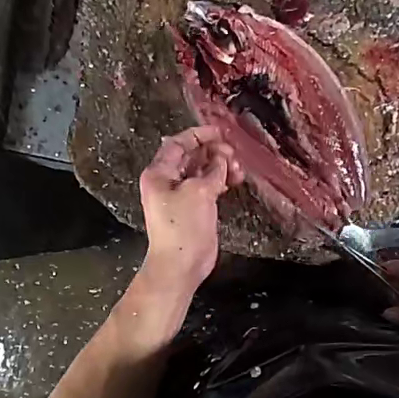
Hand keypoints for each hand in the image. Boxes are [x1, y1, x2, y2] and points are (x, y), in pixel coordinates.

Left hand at [137, 126, 243, 295]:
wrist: (180, 264)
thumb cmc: (182, 227)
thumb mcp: (199, 191)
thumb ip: (213, 170)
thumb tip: (222, 157)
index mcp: (160, 173)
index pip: (179, 144)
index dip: (200, 135)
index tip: (221, 133)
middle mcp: (168, 181)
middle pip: (192, 156)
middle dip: (214, 152)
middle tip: (233, 154)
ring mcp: (181, 196)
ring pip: (203, 171)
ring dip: (220, 166)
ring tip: (238, 170)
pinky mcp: (194, 208)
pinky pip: (208, 186)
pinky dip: (221, 181)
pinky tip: (235, 180)